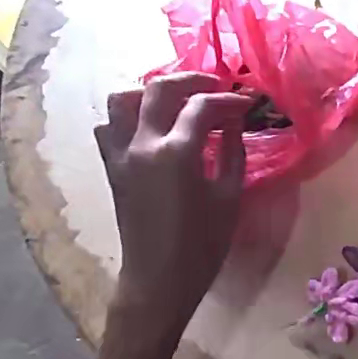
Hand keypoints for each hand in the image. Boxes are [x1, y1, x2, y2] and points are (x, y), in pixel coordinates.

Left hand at [94, 73, 248, 332]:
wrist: (159, 278)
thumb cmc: (202, 244)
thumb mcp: (229, 196)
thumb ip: (232, 152)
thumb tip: (233, 122)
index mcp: (177, 152)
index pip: (203, 106)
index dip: (229, 99)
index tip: (248, 102)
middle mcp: (142, 143)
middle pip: (159, 88)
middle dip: (192, 80)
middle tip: (217, 87)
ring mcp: (121, 154)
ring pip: (122, 99)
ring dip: (151, 92)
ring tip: (177, 101)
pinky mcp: (112, 168)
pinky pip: (109, 127)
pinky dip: (128, 117)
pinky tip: (150, 128)